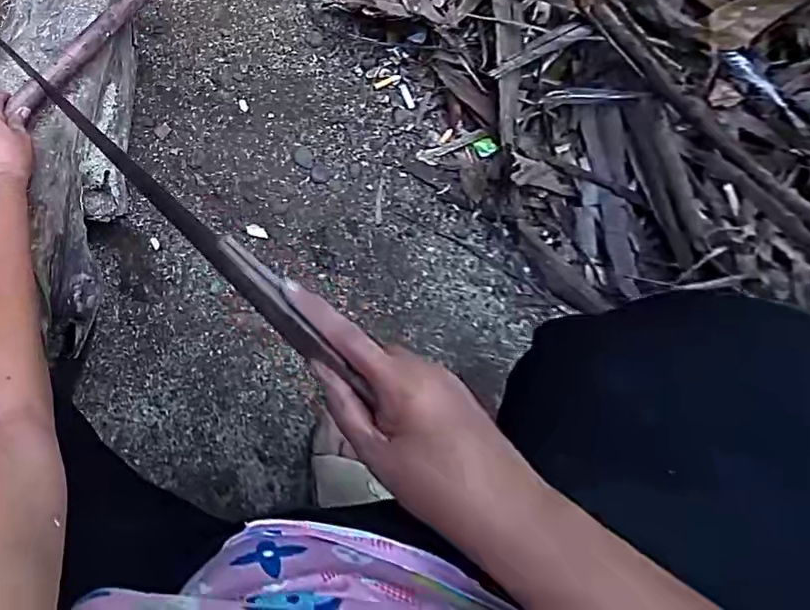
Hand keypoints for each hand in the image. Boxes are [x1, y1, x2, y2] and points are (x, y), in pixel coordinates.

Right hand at [288, 284, 550, 537]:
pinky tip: (412, 438)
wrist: (520, 523)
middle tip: (359, 421)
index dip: (313, 310)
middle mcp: (423, 368)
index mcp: (400, 380)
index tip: (288, 287)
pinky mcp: (458, 392)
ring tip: (390, 439)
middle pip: (369, 352)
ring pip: (391, 368)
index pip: (345, 335)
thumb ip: (341, 404)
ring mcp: (445, 378)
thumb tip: (320, 365)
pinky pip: (412, 379)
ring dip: (378, 388)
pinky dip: (399, 396)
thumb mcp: (375, 454)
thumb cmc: (441, 493)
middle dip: (353, 373)